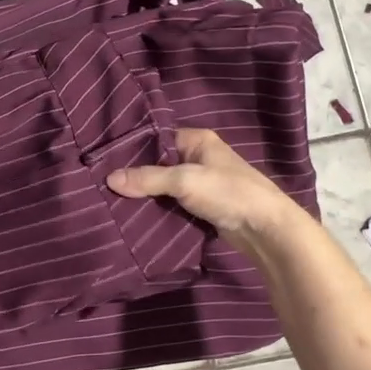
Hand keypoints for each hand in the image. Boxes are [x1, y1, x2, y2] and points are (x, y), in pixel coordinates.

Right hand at [107, 128, 305, 252]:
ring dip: (145, 194)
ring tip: (112, 198)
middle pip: (157, 163)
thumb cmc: (229, 193)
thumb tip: (108, 179)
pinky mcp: (201, 205)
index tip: (103, 160)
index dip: (131, 150)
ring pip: (163, 185)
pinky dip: (157, 207)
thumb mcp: (184, 181)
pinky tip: (135, 212)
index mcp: (197, 140)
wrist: (267, 230)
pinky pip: (171, 202)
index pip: (155, 139)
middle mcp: (198, 156)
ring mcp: (201, 182)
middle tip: (103, 182)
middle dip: (135, 174)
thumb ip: (147, 178)